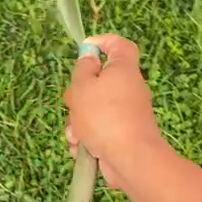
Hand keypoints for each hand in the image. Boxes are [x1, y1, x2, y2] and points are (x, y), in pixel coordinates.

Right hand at [63, 34, 168, 185]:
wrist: (130, 159)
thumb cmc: (104, 116)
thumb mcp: (83, 87)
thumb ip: (83, 69)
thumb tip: (89, 58)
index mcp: (123, 69)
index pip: (119, 45)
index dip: (102, 42)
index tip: (84, 50)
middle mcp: (128, 88)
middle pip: (100, 81)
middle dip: (79, 93)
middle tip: (71, 102)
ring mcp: (127, 113)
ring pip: (95, 108)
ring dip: (78, 120)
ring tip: (74, 134)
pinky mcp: (122, 134)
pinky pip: (100, 128)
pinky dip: (87, 137)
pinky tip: (80, 148)